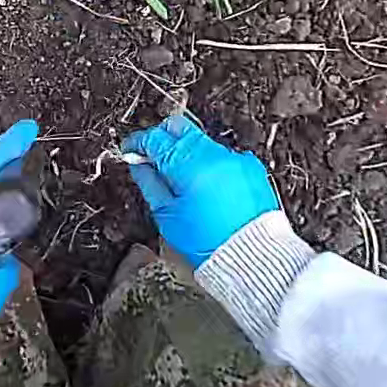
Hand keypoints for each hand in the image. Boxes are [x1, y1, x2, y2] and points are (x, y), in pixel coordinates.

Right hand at [123, 114, 278, 266]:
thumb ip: (149, 183)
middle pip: (178, 127)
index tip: (131, 150)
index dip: (138, 143)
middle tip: (152, 158)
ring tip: (180, 181)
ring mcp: (233, 158)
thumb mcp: (167, 216)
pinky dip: (209, 164)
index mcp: (188, 164)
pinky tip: (206, 188)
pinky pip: (222, 156)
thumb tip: (139, 164)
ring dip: (186, 153)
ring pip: (200, 140)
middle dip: (161, 138)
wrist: (254, 259)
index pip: (155, 138)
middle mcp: (213, 154)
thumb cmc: (209, 244)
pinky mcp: (250, 167)